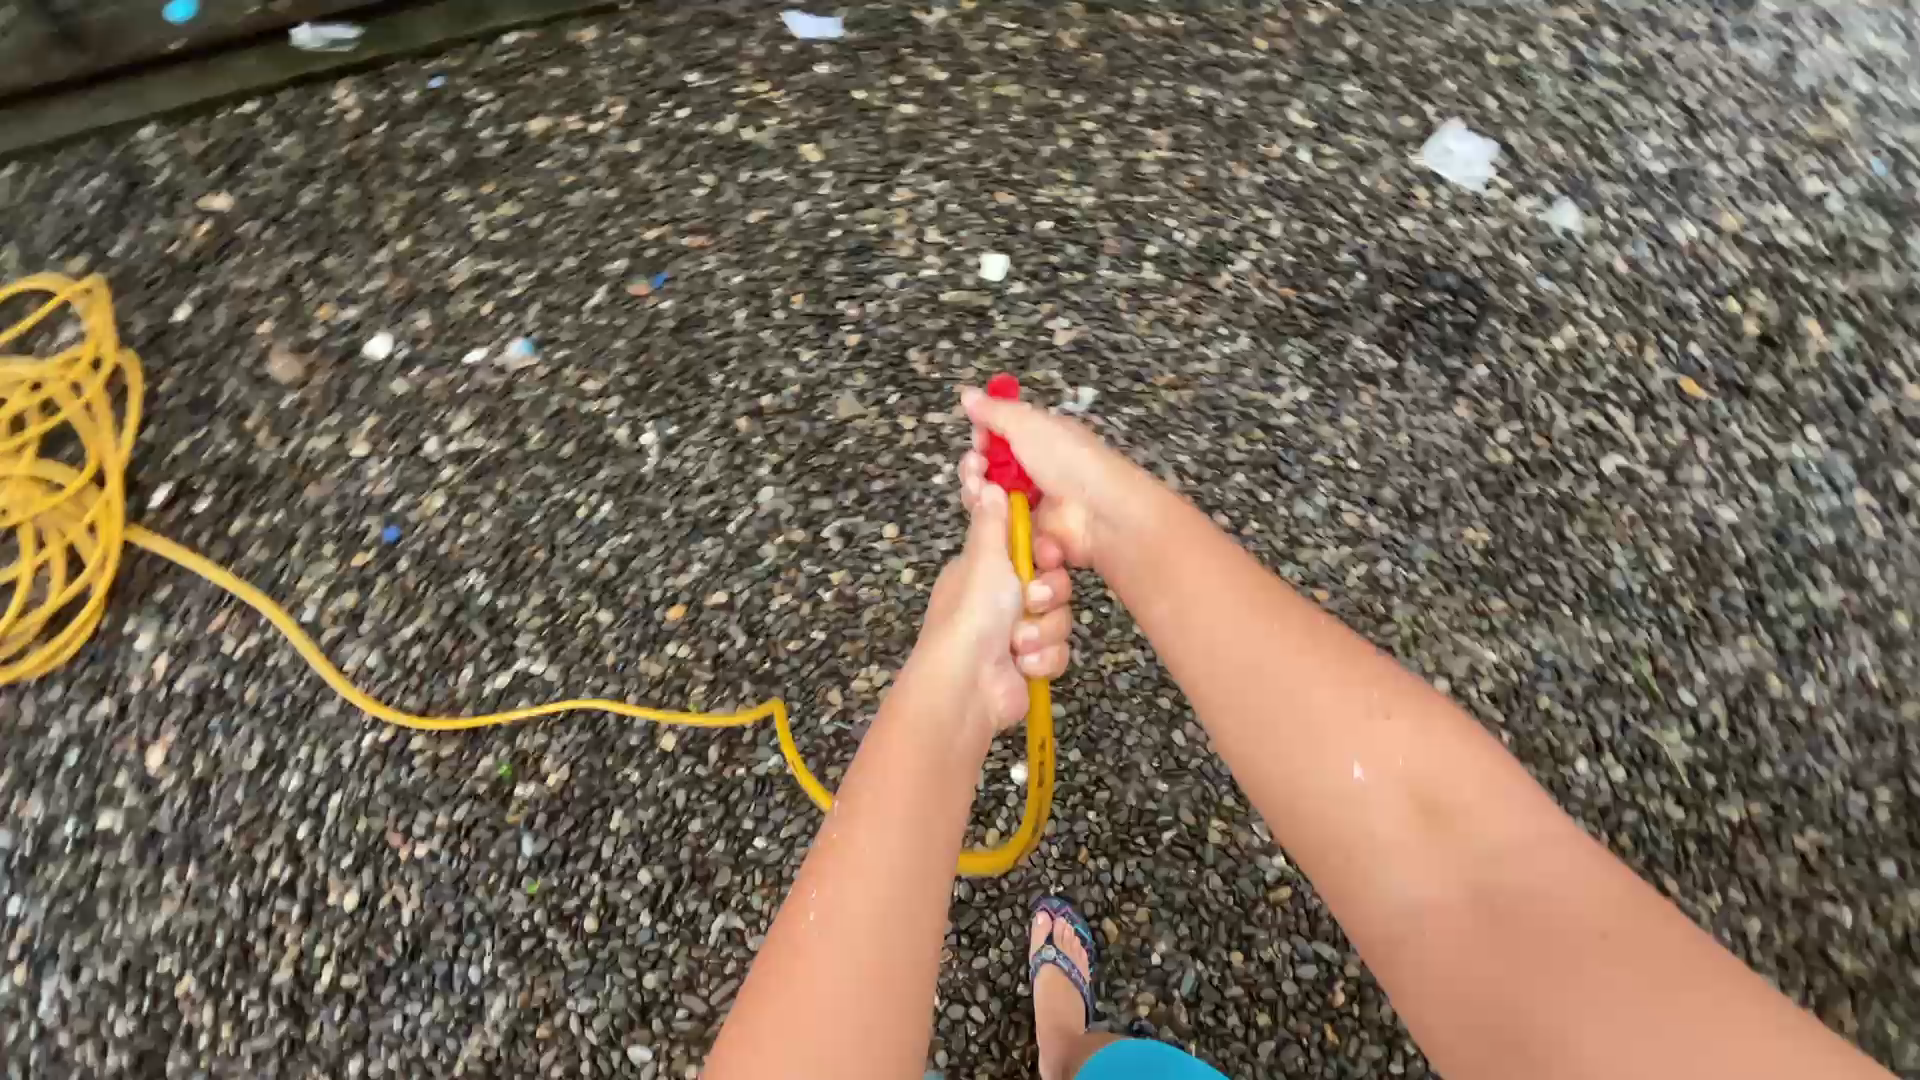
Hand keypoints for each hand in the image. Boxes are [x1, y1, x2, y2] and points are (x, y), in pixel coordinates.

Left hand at [916, 478, 1074, 733]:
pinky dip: (1043, 660)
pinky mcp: (1029, 664)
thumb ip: (992, 522)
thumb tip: (988, 486)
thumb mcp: (983, 558)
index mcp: (985, 570)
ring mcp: (1015, 634)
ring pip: (1059, 621)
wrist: (967, 685)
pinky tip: (1022, 666)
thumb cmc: (972, 617)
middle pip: (1053, 585)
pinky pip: (1058, 652)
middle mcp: (1000, 600)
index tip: (1045, 557)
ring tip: (1018, 645)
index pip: (1030, 550)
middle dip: (1048, 598)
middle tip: (1029, 603)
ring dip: (1042, 633)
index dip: (1045, 555)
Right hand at [959, 386, 1144, 570]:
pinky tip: (1000, 515)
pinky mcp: (1030, 531)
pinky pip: (1003, 528)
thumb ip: (995, 411)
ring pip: (989, 501)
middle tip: (977, 467)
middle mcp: (1034, 469)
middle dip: (974, 469)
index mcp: (1038, 438)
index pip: (998, 436)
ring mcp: (1032, 502)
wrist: (1096, 510)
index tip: (978, 439)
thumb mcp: (1028, 424)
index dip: (982, 438)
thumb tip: (967, 393)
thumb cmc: (1069, 460)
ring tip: (987, 492)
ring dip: (980, 495)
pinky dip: (998, 522)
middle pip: (987, 471)